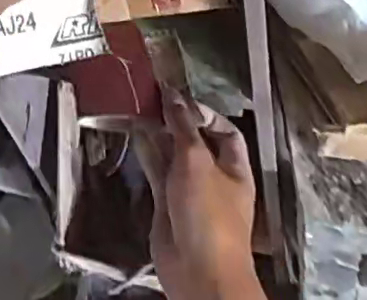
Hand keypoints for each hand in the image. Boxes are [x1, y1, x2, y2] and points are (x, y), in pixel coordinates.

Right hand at [134, 91, 261, 299]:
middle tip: (149, 97)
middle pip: (195, 140)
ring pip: (172, 153)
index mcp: (233, 169)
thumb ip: (182, 125)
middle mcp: (213, 177)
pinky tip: (132, 131)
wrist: (198, 272)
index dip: (205, 113)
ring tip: (136, 108)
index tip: (178, 100)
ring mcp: (189, 190)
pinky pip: (157, 169)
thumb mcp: (196, 160)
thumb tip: (172, 93)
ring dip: (156, 132)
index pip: (225, 131)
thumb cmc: (208, 213)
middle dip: (175, 119)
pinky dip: (146, 150)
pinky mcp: (167, 202)